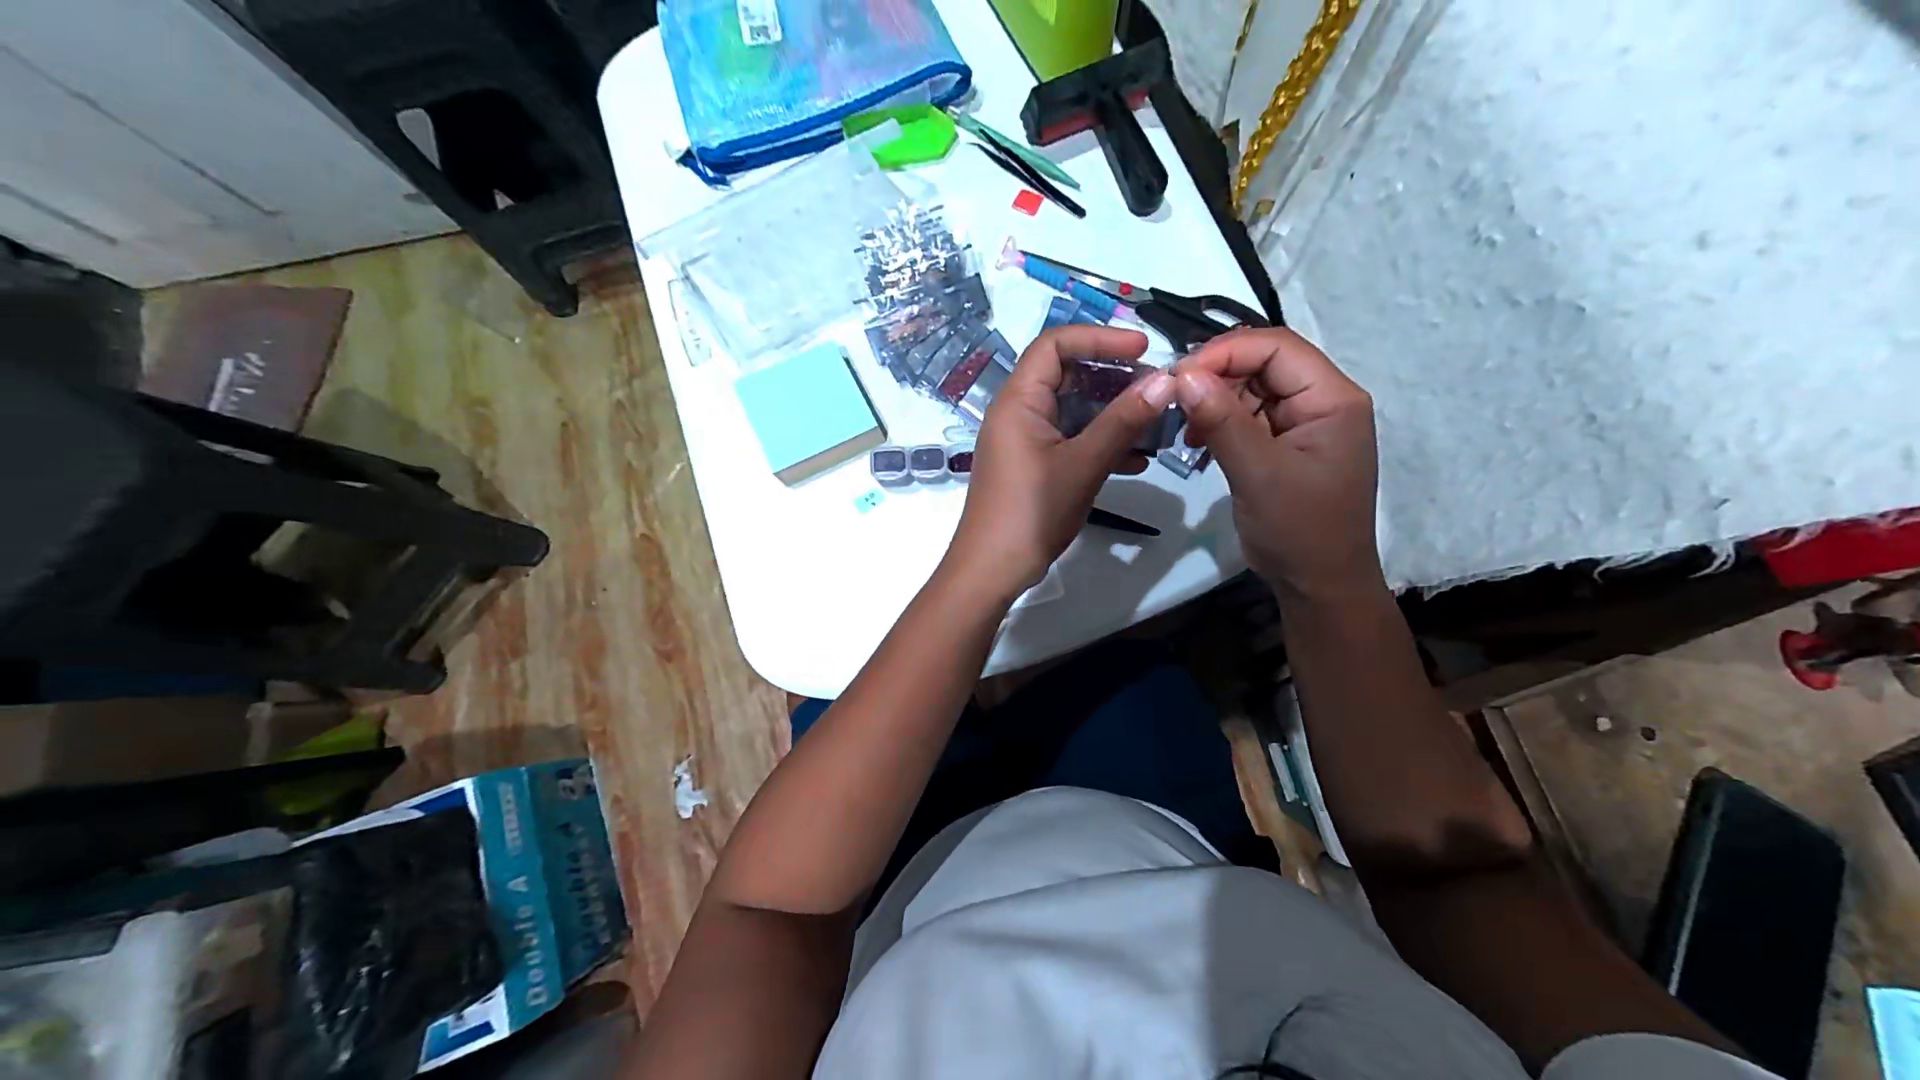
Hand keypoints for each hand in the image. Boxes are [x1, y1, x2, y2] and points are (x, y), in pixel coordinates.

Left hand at [945, 326, 1176, 599]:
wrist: (991, 569)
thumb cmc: (1031, 512)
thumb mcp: (1083, 464)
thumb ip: (1123, 422)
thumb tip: (1165, 382)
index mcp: (1019, 401)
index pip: (1055, 344)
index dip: (1099, 337)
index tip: (1143, 348)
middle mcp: (1017, 412)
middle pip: (1067, 375)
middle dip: (1114, 379)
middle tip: (1156, 390)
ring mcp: (1023, 440)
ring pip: (1072, 411)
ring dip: (1112, 415)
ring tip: (1155, 426)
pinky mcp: (1031, 465)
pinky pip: (1069, 440)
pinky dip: (1099, 443)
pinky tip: (1136, 461)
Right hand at [1173, 327, 1381, 599]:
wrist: (1317, 584)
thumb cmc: (1299, 530)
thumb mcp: (1259, 475)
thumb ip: (1223, 421)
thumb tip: (1183, 375)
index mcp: (1332, 399)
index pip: (1278, 348)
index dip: (1226, 352)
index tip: (1179, 375)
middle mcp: (1321, 401)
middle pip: (1264, 362)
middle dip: (1216, 373)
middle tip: (1173, 395)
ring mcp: (1302, 423)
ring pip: (1251, 387)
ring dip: (1213, 397)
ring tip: (1184, 423)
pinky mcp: (1282, 443)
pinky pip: (1246, 415)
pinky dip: (1218, 420)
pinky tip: (1196, 439)